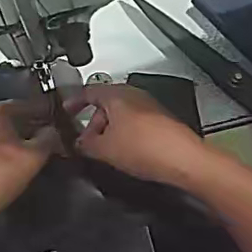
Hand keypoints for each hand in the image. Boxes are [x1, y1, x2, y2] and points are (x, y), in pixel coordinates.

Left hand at [0, 102, 61, 217]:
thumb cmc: (1, 172)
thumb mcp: (34, 154)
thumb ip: (49, 138)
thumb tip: (54, 132)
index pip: (27, 104)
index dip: (47, 113)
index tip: (63, 119)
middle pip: (15, 117)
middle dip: (36, 126)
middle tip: (57, 135)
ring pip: (6, 131)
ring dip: (25, 138)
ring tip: (46, 148)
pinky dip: (12, 147)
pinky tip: (27, 158)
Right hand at [72, 84, 214, 189]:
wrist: (184, 160)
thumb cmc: (149, 147)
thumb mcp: (104, 149)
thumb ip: (85, 144)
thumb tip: (80, 143)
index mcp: (116, 94)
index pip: (88, 91)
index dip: (74, 102)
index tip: (67, 110)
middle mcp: (134, 95)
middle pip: (105, 103)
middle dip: (93, 122)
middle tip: (86, 139)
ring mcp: (150, 107)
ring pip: (122, 114)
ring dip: (110, 129)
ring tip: (106, 150)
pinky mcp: (162, 121)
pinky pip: (137, 123)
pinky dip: (126, 134)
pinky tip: (126, 152)